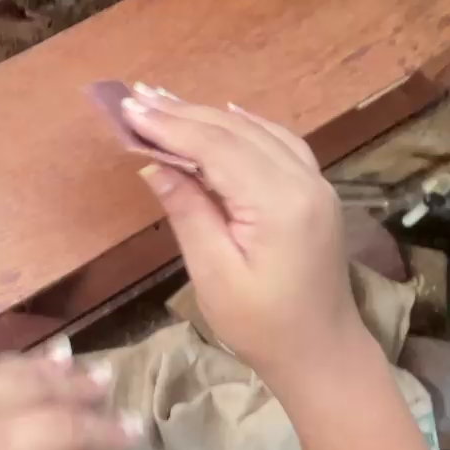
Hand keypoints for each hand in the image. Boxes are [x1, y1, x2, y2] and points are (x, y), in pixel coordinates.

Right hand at [119, 85, 372, 390]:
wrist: (321, 352)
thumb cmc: (260, 324)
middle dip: (181, 113)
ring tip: (163, 100)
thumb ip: (188, 211)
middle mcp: (303, 182)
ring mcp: (315, 184)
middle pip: (234, 132)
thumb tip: (154, 164)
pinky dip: (244, 124)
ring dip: (207, 114)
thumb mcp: (214, 273)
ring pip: (255, 131)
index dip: (169, 126)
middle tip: (134, 97)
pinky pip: (278, 142)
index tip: (128, 109)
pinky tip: (223, 112)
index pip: (215, 148)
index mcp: (278, 204)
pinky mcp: (314, 191)